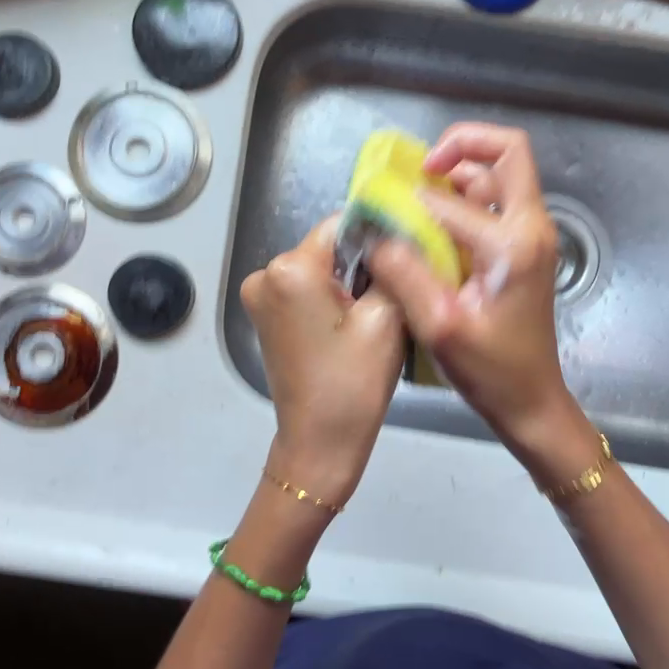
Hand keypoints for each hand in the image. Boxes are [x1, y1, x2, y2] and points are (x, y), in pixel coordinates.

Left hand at [241, 215, 404, 506]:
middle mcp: (265, 274)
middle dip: (363, 262)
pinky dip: (331, 299)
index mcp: (290, 269)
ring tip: (379, 311)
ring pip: (319, 269)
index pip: (342, 224)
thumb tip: (402, 236)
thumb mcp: (386, 318)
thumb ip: (392, 267)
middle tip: (398, 288)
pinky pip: (306, 291)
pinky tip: (355, 324)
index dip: (378, 234)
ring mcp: (260, 297)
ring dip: (348, 282)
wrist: (319, 444)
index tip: (408, 253)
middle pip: (328, 247)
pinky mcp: (265, 317)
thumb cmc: (353, 383)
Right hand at [366, 123, 572, 441]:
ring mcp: (531, 237)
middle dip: (461, 147)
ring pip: (500, 176)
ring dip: (461, 173)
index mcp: (515, 242)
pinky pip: (495, 204)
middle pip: (506, 153)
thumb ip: (406, 273)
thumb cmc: (492, 370)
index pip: (454, 199)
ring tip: (418, 192)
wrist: (532, 401)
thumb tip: (377, 234)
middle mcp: (531, 228)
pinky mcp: (523, 250)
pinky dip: (464, 198)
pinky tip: (431, 222)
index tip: (381, 212)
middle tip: (419, 170)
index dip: (413, 200)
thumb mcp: (441, 326)